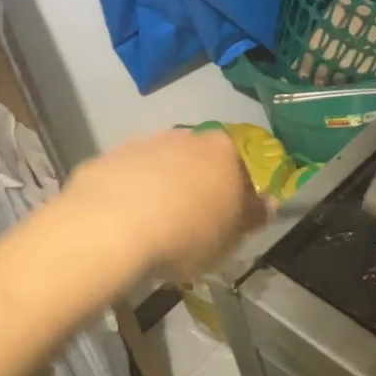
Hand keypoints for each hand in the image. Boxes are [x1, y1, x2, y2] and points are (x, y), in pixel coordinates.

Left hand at [64, 128, 268, 277]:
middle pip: (199, 161)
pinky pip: (124, 178)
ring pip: (160, 166)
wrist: (111, 228)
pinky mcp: (107, 159)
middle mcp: (187, 138)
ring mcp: (144, 144)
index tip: (228, 218)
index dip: (236, 193)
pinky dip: (126, 195)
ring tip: (152, 227)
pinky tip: (120, 225)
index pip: (240, 166)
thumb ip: (252, 217)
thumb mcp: (230, 237)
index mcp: (224, 151)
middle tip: (190, 224)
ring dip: (160, 188)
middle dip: (197, 185)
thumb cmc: (186, 233)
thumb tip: (268, 204)